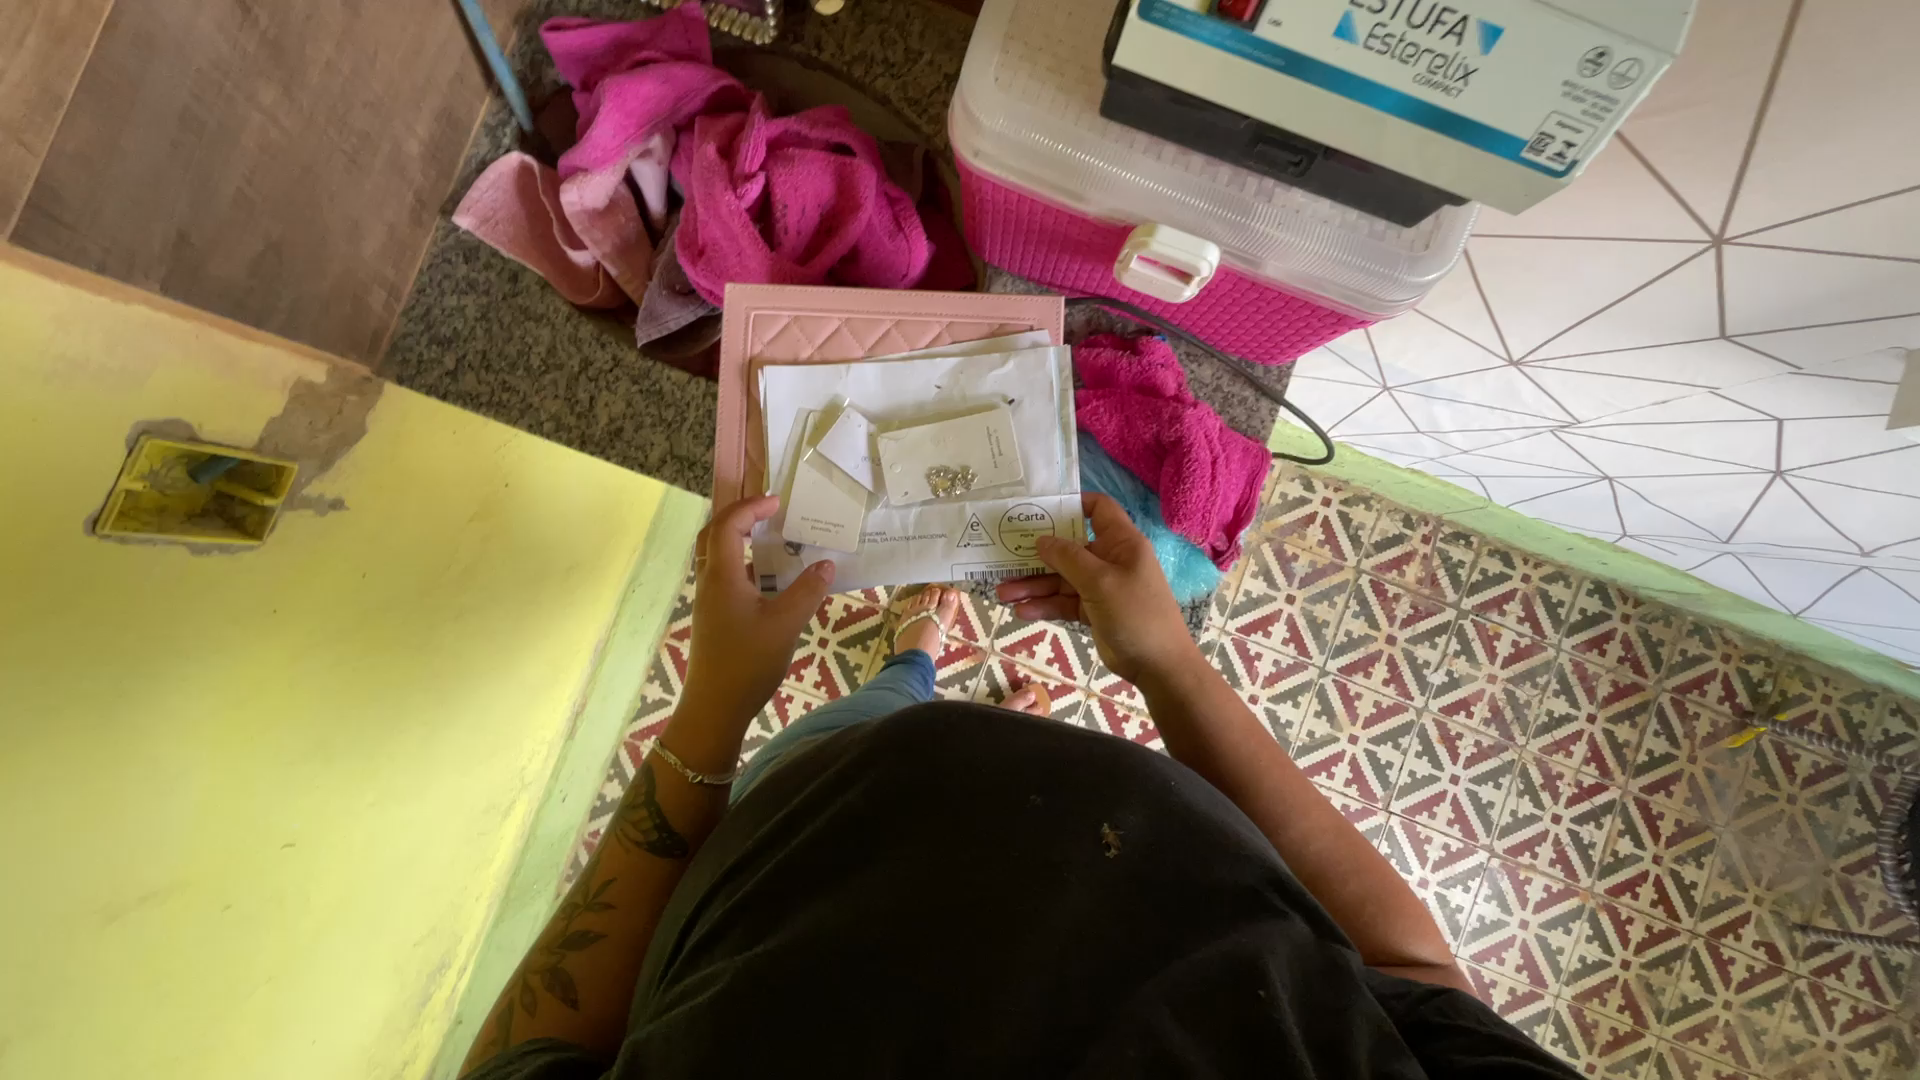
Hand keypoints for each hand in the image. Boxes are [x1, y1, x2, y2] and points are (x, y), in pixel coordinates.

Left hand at [677, 495, 835, 733]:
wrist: (715, 708)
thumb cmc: (747, 662)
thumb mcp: (786, 624)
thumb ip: (808, 591)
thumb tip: (826, 564)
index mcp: (722, 576)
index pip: (729, 526)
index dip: (751, 508)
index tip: (778, 503)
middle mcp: (710, 582)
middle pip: (713, 534)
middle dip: (738, 516)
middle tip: (766, 512)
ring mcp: (709, 601)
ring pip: (717, 556)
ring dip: (739, 540)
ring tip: (770, 539)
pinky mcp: (714, 617)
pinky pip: (725, 577)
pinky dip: (744, 565)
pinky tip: (769, 579)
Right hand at [996, 493, 1203, 686]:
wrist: (1158, 665)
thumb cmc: (1135, 613)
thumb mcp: (1101, 581)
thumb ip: (1068, 558)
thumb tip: (1041, 540)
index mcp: (1120, 542)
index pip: (1098, 509)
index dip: (1072, 504)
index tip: (1039, 508)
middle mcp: (1109, 560)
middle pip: (1068, 548)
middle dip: (1036, 556)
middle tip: (1004, 557)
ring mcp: (1099, 586)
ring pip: (1060, 579)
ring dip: (1033, 585)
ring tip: (1002, 594)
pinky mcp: (1091, 610)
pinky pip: (1063, 602)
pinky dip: (1044, 606)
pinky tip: (1021, 612)